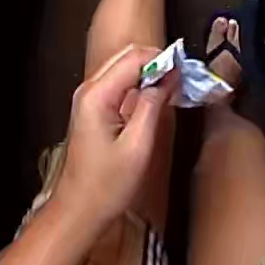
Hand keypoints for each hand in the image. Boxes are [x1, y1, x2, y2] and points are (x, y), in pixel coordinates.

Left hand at [51, 45, 175, 231]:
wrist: (79, 208)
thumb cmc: (106, 185)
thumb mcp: (138, 147)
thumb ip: (152, 107)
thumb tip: (169, 77)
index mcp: (97, 95)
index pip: (133, 58)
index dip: (162, 59)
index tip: (186, 68)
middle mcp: (89, 89)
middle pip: (126, 56)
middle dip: (156, 61)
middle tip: (183, 76)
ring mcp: (88, 97)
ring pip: (122, 67)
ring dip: (148, 71)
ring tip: (175, 85)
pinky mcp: (92, 108)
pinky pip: (118, 83)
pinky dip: (138, 83)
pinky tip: (156, 96)